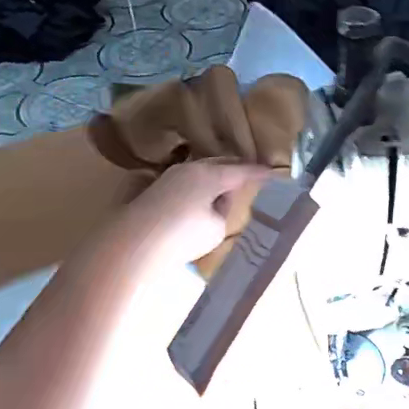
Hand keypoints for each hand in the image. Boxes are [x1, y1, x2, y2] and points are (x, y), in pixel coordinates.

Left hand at [100, 160, 267, 273]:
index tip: (273, 173)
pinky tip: (202, 199)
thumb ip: (223, 210)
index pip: (242, 171)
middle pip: (220, 165)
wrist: (136, 244)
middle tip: (250, 178)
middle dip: (236, 170)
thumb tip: (217, 201)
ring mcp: (171, 177)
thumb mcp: (216, 227)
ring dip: (215, 179)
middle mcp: (191, 168)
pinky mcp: (156, 190)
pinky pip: (188, 182)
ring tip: (228, 189)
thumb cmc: (183, 235)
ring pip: (201, 172)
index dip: (259, 173)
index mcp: (211, 174)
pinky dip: (200, 188)